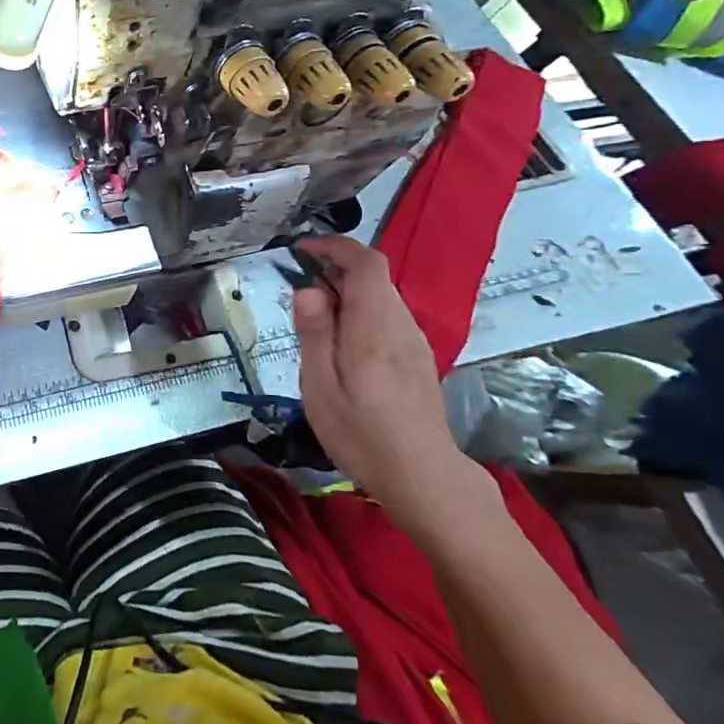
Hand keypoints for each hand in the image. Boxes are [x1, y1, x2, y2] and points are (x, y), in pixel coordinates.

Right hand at [291, 236, 472, 514]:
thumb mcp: (321, 388)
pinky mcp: (417, 359)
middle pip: (374, 277)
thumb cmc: (362, 435)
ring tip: (315, 320)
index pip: (366, 262)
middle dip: (335, 269)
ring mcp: (414, 342)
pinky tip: (343, 345)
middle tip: (299, 292)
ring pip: (381, 297)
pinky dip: (361, 312)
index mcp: (374, 326)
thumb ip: (314, 334)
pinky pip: (387, 318)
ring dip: (347, 292)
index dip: (335, 246)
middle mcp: (400, 324)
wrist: (423, 478)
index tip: (302, 251)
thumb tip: (308, 289)